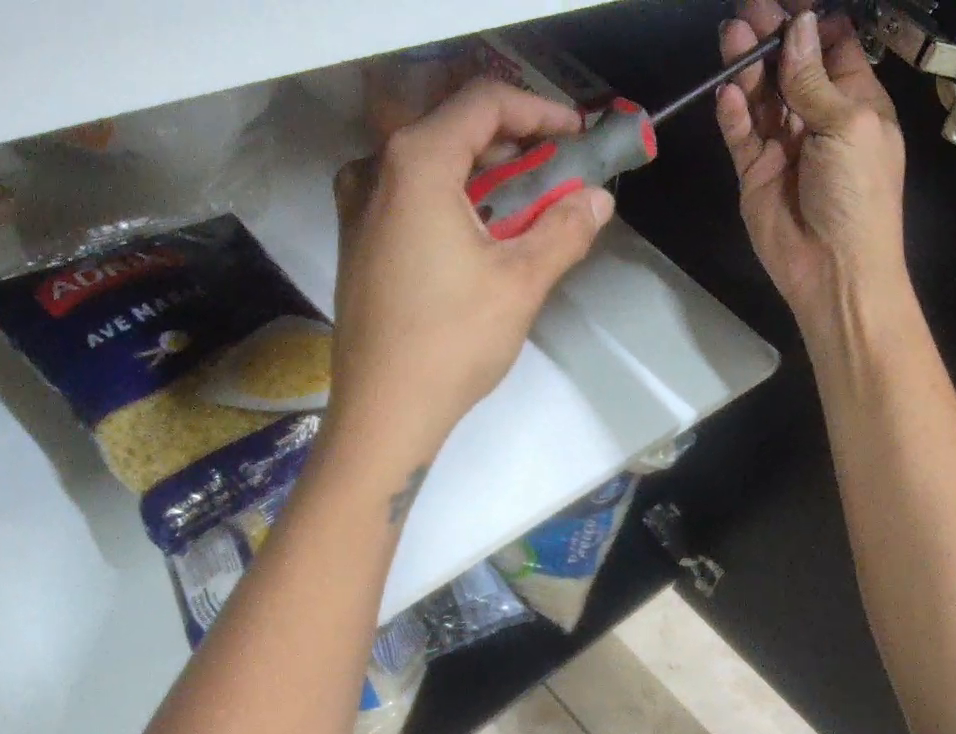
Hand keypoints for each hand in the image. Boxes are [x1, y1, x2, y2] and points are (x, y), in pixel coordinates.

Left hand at [330, 80, 615, 441]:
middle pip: (454, 130)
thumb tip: (598, 199)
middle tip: (560, 175)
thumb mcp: (521, 283)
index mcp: (416, 163)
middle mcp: (377, 170)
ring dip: (485, 177)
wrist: (384, 409)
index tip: (577, 135)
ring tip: (529, 210)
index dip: (539, 111)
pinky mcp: (358, 242)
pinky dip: (453, 202)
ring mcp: (359, 207)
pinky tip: (482, 239)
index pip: (484, 103)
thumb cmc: (452, 341)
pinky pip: (410, 198)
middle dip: (515, 146)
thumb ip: (564, 230)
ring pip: (431, 166)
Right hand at [718, 1, 906, 329]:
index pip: (833, 49)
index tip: (788, 0)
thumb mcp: (849, 126)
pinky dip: (734, 113)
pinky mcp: (755, 173)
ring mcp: (785, 147)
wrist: (835, 269)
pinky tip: (728, 92)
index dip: (811, 23)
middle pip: (791, 67)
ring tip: (730, 34)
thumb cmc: (858, 194)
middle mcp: (819, 119)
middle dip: (772, 37)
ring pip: (762, 96)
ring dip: (748, 67)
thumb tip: (799, 28)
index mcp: (857, 103)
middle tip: (748, 8)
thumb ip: (816, 80)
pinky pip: (741, 135)